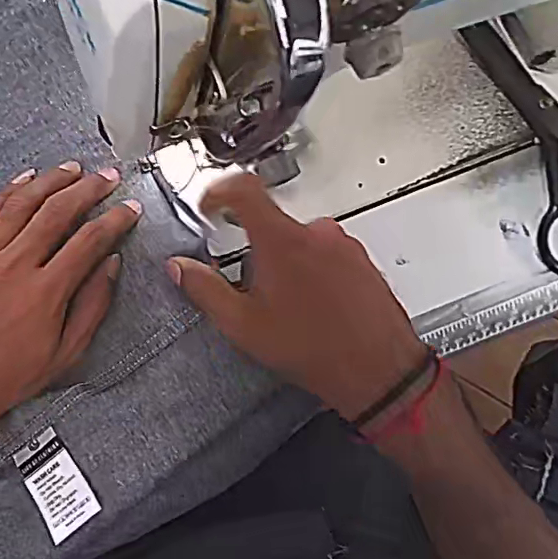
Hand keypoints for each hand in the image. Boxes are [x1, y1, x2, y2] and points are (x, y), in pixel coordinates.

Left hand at [0, 162, 139, 478]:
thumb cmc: (11, 374)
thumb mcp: (66, 353)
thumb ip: (93, 305)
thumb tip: (111, 264)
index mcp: (45, 293)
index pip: (89, 240)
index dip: (115, 220)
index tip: (129, 209)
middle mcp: (15, 267)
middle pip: (57, 211)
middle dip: (88, 188)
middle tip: (107, 177)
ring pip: (21, 203)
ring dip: (50, 180)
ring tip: (72, 168)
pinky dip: (7, 192)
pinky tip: (25, 179)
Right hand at [167, 173, 427, 419]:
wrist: (377, 369)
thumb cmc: (317, 349)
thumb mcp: (242, 324)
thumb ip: (204, 289)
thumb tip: (180, 268)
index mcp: (281, 242)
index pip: (243, 189)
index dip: (217, 191)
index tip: (209, 204)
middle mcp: (316, 234)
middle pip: (269, 222)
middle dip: (253, 249)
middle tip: (251, 286)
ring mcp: (342, 244)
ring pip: (297, 239)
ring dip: (283, 263)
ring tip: (286, 305)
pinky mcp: (360, 259)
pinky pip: (324, 251)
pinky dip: (310, 270)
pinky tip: (310, 306)